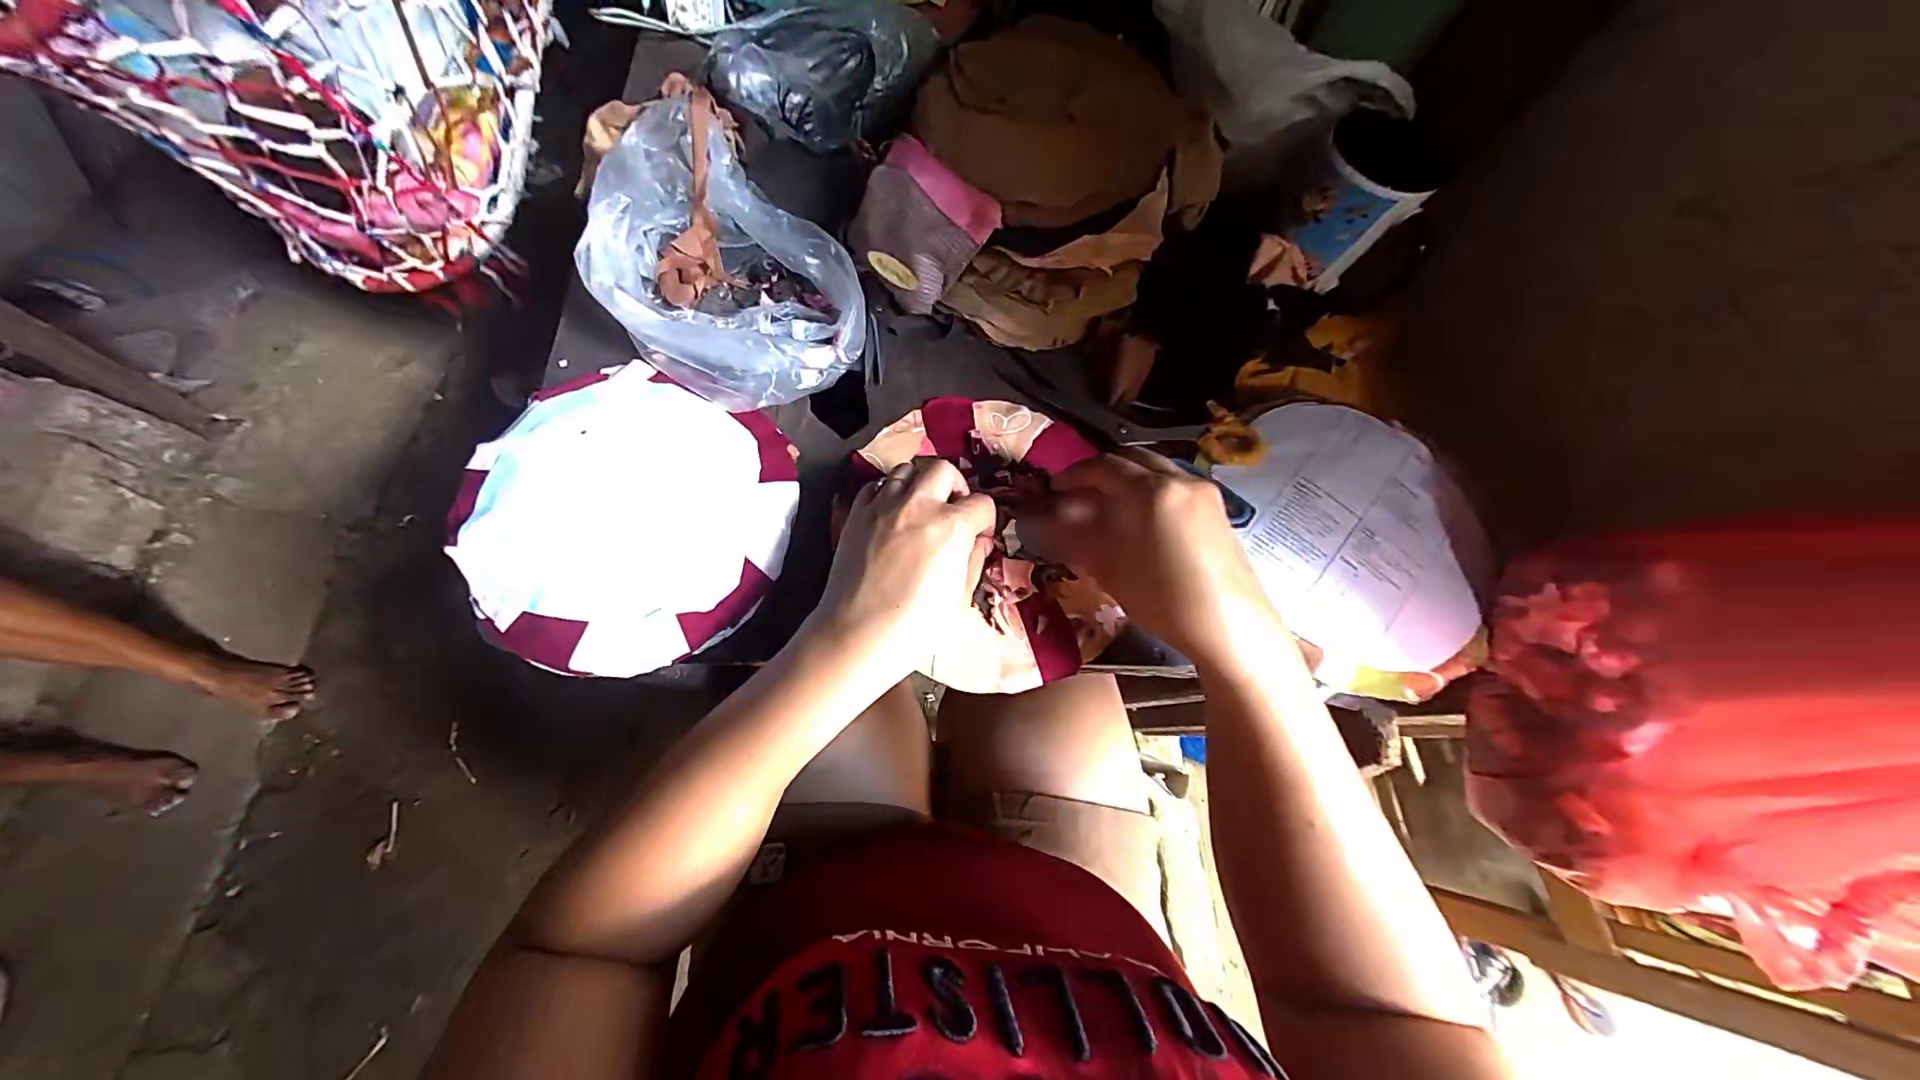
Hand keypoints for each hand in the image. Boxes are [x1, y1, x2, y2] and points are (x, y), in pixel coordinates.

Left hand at [813, 458, 997, 679]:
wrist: (860, 632)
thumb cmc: (914, 626)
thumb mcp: (959, 598)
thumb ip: (973, 562)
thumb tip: (978, 543)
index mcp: (951, 527)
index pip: (981, 503)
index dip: (986, 518)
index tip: (980, 530)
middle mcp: (918, 507)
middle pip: (943, 469)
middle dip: (955, 485)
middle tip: (954, 506)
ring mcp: (883, 507)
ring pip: (906, 469)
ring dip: (920, 483)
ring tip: (922, 505)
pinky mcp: (857, 515)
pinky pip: (875, 486)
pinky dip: (887, 492)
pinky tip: (892, 511)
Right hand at [1027, 449, 1283, 664]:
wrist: (1230, 627)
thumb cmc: (1163, 600)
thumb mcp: (1111, 569)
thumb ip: (1080, 534)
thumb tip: (1056, 517)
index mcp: (1150, 491)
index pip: (1103, 466)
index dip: (1073, 475)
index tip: (1055, 490)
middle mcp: (1180, 480)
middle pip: (1133, 459)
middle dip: (1102, 471)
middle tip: (1079, 492)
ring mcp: (1203, 493)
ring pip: (1156, 470)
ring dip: (1128, 479)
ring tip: (1107, 506)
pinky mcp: (1217, 510)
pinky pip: (1175, 486)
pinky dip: (1150, 491)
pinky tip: (1139, 520)